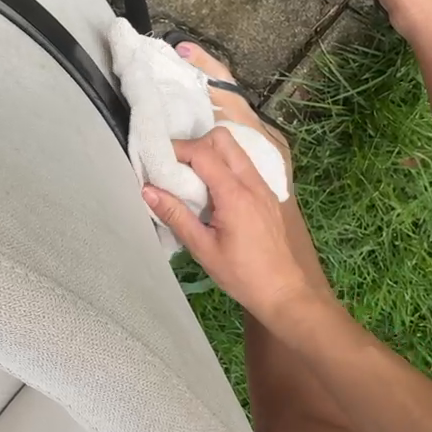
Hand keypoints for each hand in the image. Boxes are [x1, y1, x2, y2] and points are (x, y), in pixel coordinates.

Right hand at [142, 129, 328, 325]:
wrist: (284, 292)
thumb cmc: (241, 275)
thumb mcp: (202, 249)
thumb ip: (176, 215)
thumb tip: (147, 190)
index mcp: (235, 194)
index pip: (203, 152)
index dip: (177, 149)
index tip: (157, 161)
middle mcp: (252, 182)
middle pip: (223, 138)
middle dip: (195, 144)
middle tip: (176, 167)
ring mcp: (263, 186)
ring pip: (235, 149)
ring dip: (210, 153)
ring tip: (191, 178)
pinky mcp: (266, 194)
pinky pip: (243, 164)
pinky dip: (223, 165)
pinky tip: (211, 191)